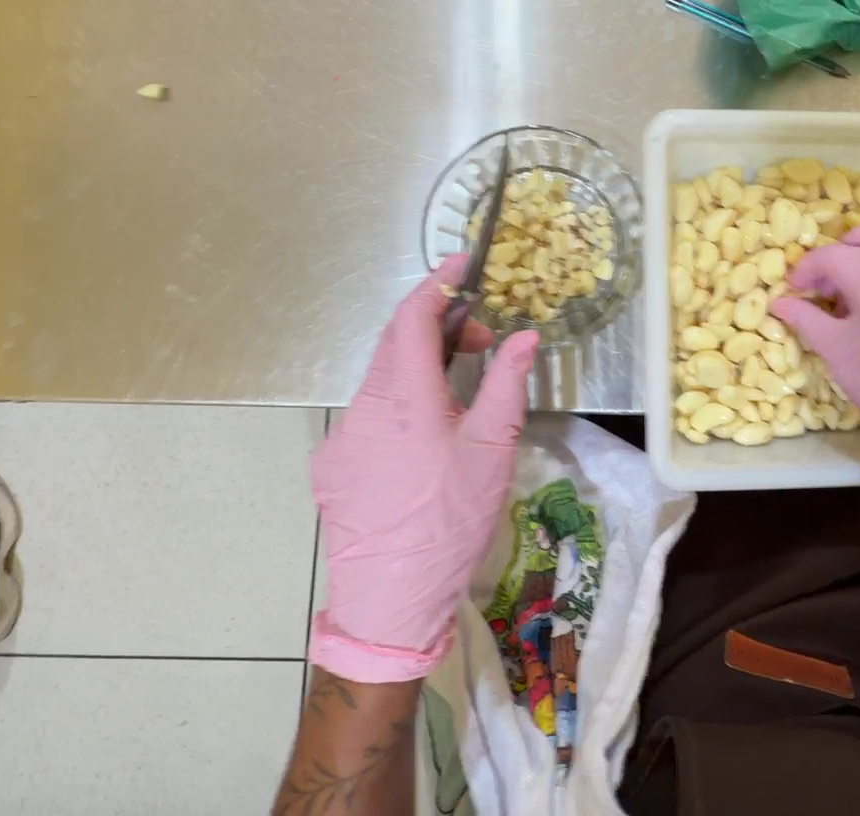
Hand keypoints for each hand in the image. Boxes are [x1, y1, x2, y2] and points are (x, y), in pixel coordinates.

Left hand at [308, 255, 539, 682]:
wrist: (392, 598)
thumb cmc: (453, 520)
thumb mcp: (493, 450)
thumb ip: (506, 384)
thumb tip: (525, 337)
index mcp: (404, 397)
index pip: (412, 316)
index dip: (437, 282)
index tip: (463, 262)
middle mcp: (364, 406)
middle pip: (396, 343)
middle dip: (438, 325)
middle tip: (483, 338)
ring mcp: (341, 436)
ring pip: (382, 378)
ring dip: (420, 366)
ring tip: (460, 393)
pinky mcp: (333, 464)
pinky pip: (369, 413)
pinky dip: (401, 401)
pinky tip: (426, 437)